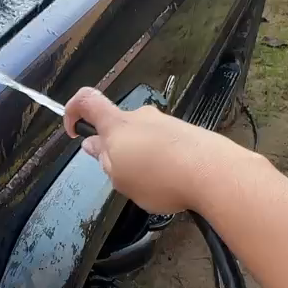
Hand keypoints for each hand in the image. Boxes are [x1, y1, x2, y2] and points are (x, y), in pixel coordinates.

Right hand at [64, 88, 241, 214]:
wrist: (215, 173)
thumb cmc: (161, 178)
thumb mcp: (120, 178)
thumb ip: (104, 160)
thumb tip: (93, 145)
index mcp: (117, 125)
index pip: (86, 101)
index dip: (72, 111)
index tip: (73, 131)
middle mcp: (141, 117)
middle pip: (117, 126)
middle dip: (114, 150)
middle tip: (122, 177)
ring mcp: (166, 123)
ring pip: (142, 138)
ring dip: (140, 158)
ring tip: (152, 186)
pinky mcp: (187, 134)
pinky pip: (165, 145)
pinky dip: (161, 161)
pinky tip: (172, 183)